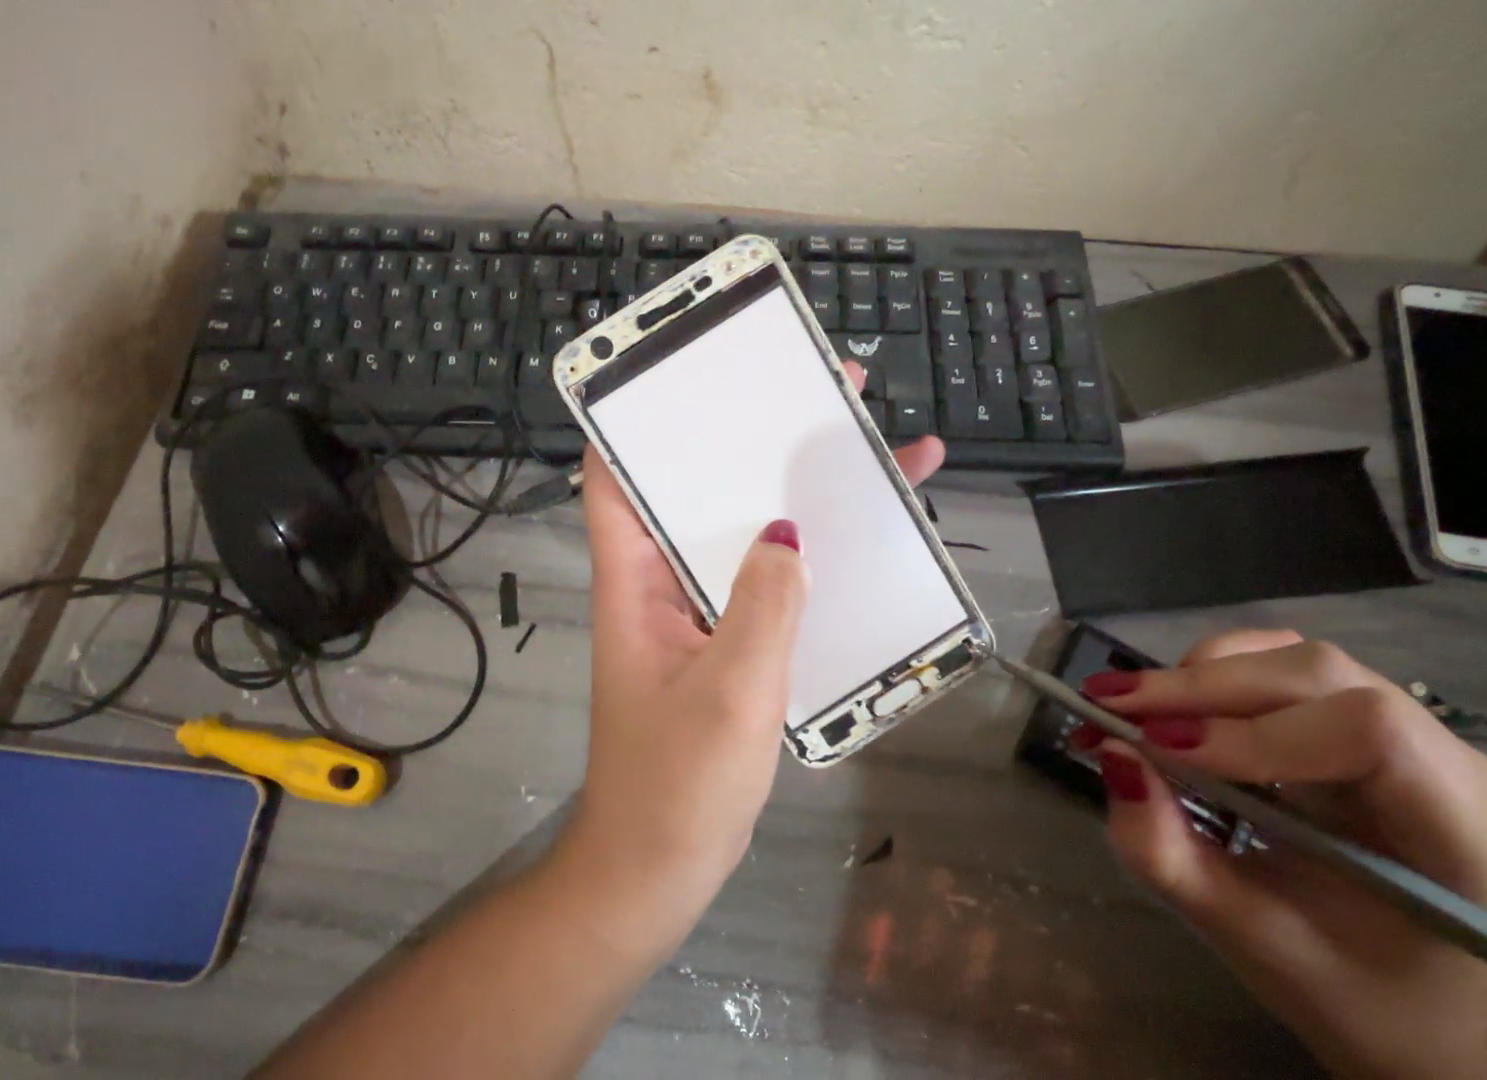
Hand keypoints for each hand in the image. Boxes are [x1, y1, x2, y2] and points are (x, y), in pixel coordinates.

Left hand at [558, 363, 944, 950]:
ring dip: (795, 499)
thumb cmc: (677, 786)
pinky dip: (806, 562)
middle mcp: (661, 588)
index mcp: (634, 584)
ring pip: (743, 539)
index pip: (614, 480)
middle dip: (751, 443)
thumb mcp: (728, 692)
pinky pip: (766, 587)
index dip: (637, 421)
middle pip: (700, 495)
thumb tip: (786, 529)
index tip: (688, 372)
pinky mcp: (727, 649)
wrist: (659, 871)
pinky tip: (860, 546)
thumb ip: (761, 607)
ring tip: (872, 454)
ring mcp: (696, 619)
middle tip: (822, 396)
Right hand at [1077, 631, 1486, 1079]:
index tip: (1153, 747)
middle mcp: (1461, 767)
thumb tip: (1113, 755)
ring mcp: (1422, 735)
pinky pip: (1291, 671)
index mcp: (1467, 837)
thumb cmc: (1340, 989)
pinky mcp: (1372, 722)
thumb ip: (1168, 852)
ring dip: (1205, 676)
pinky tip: (1177, 708)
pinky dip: (1219, 676)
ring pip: (1300, 661)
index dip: (1252, 730)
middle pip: (1322, 676)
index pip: (1369, 732)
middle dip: (1202, 687)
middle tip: (1105, 704)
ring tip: (1132, 707)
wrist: (1402, 1004)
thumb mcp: (1242, 936)